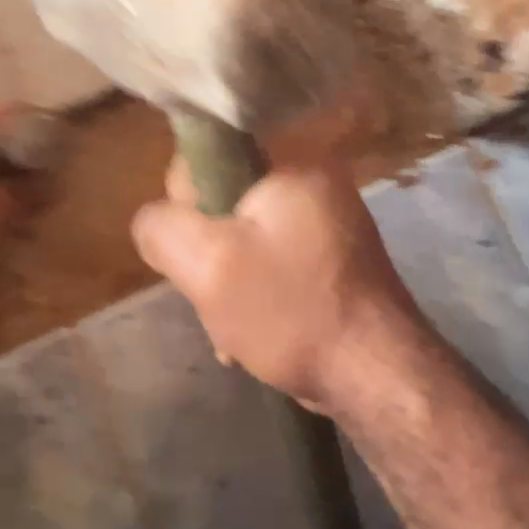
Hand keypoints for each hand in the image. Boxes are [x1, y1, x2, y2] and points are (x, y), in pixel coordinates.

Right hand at [132, 159, 423, 409]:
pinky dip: (257, 293)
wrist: (374, 374)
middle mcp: (316, 179)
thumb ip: (163, 228)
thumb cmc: (290, 309)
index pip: (210, 154)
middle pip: (226, 201)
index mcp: (293, 159)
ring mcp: (329, 220)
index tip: (195, 249)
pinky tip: (250, 335)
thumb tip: (154, 219)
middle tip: (213, 294)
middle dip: (209, 253)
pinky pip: (275, 261)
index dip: (187, 203)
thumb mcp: (207, 263)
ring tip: (232, 326)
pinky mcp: (334, 258)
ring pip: (246, 237)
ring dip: (228, 281)